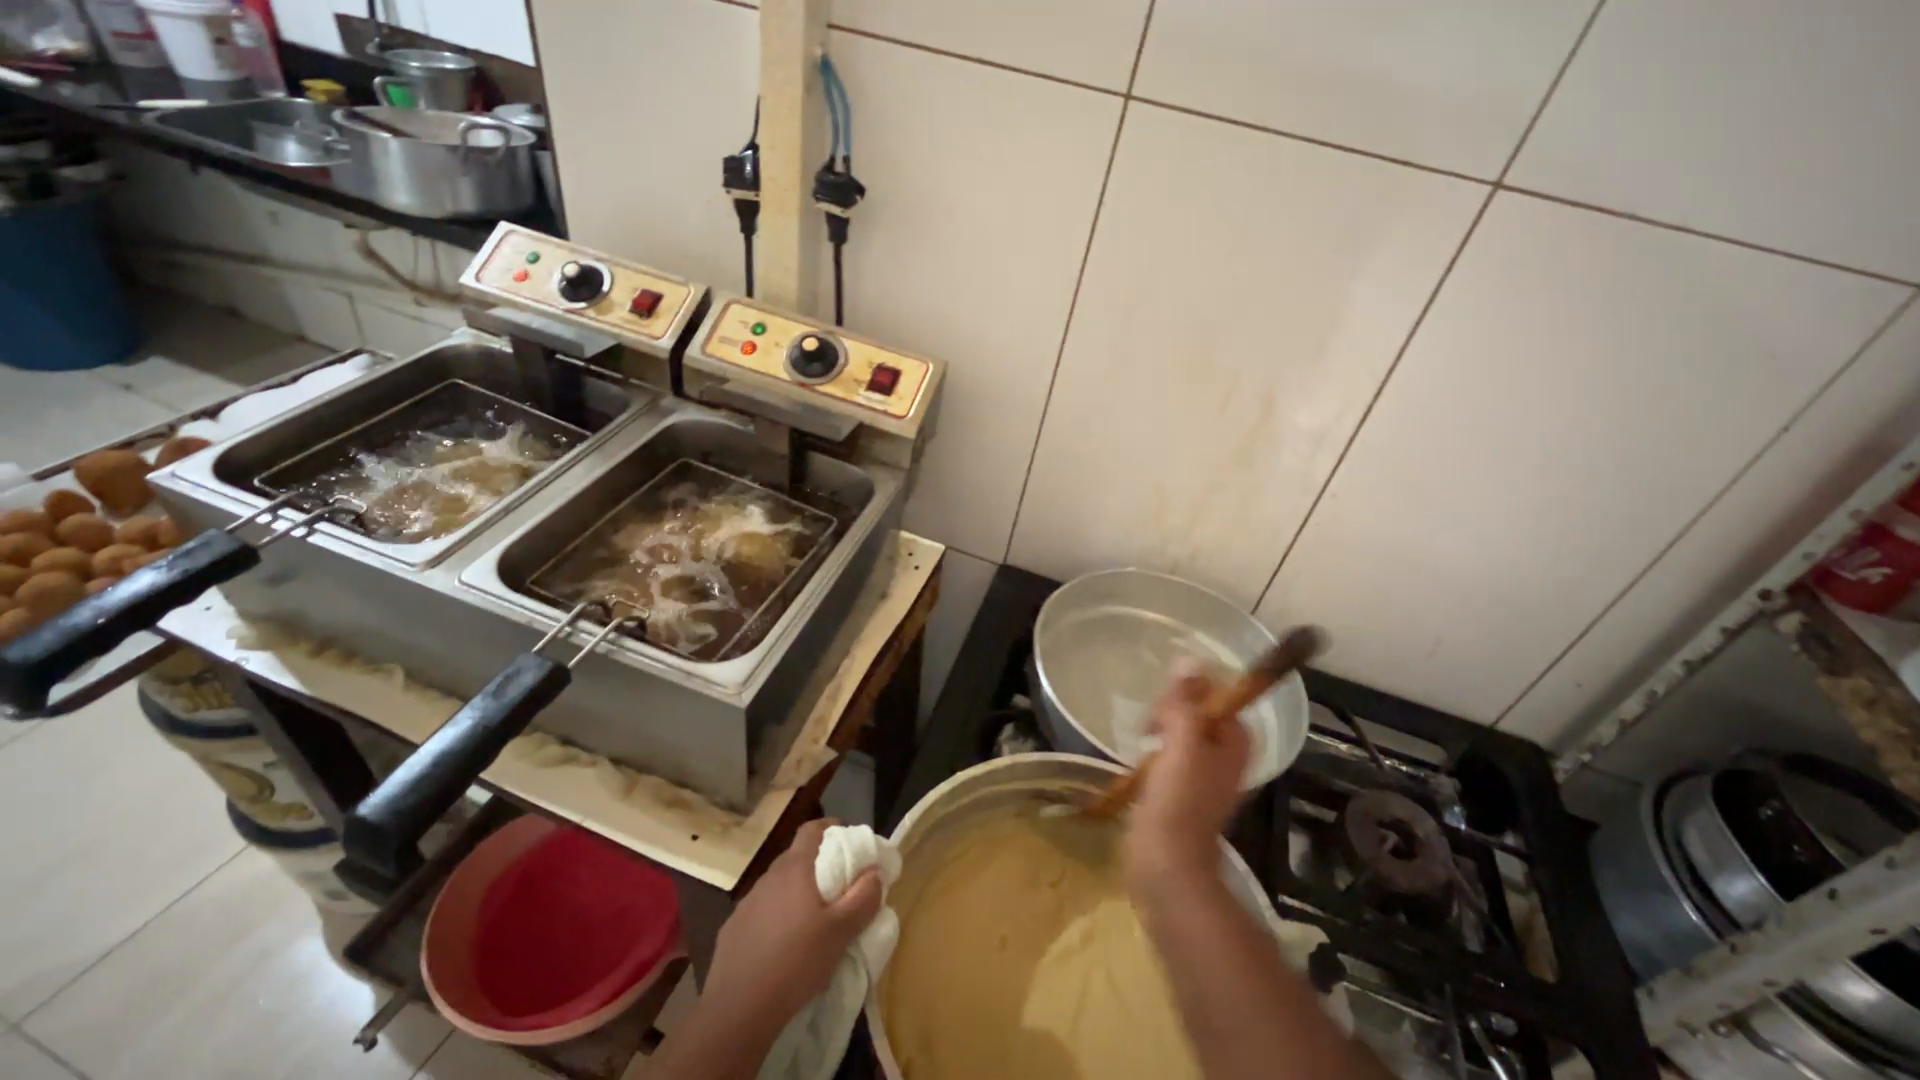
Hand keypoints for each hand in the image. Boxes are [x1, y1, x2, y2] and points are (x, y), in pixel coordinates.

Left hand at [704, 818, 883, 1031]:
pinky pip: (762, 912)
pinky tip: (784, 944)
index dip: (831, 828)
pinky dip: (777, 917)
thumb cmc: (797, 961)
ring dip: (796, 892)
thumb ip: (863, 897)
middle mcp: (767, 878)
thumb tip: (874, 871)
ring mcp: (746, 904)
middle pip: (796, 858)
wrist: (739, 1007)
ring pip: (778, 886)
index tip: (848, 839)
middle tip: (840, 886)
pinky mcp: (733, 929)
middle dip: (818, 865)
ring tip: (814, 919)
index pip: (811, 830)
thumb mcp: (842, 931)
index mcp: (794, 870)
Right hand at [1124, 661, 1250, 890]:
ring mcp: (1204, 778)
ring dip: (1158, 732)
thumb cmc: (1178, 803)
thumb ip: (1185, 703)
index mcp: (1236, 743)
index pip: (1216, 696)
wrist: (1166, 867)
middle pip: (1197, 714)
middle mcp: (1226, 758)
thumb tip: (1189, 659)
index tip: (1161, 708)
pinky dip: (1154, 755)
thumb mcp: (1182, 745)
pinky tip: (1138, 764)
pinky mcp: (1182, 796)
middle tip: (1146, 730)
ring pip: (1181, 736)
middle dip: (1169, 713)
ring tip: (1138, 744)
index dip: (1188, 694)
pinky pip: (1170, 759)